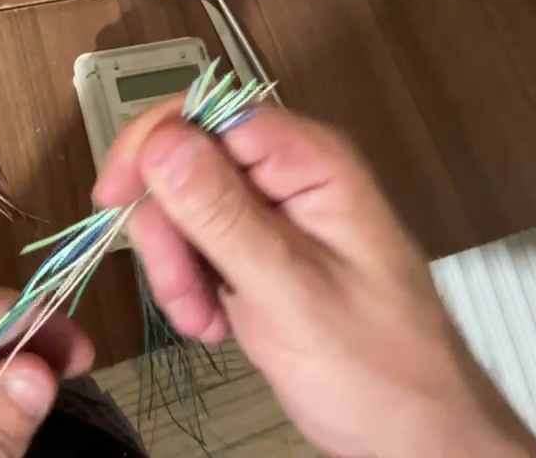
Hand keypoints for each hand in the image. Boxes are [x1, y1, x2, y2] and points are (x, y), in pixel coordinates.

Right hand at [93, 103, 535, 457]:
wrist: (421, 440)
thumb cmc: (377, 372)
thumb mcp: (292, 294)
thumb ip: (223, 215)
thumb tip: (159, 141)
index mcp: (308, 159)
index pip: (207, 111)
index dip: (152, 143)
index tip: (114, 200)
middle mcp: (285, 168)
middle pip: (185, 157)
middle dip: (166, 225)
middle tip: (180, 295)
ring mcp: (269, 204)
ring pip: (179, 198)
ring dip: (173, 261)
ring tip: (200, 319)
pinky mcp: (255, 239)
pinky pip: (192, 234)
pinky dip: (185, 277)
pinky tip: (210, 319)